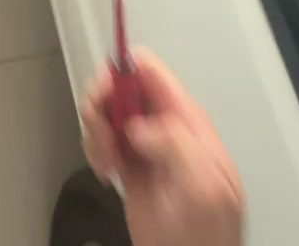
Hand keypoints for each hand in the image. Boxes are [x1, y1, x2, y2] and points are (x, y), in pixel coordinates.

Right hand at [81, 50, 243, 245]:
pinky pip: (99, 138)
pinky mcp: (127, 163)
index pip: (148, 69)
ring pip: (105, 109)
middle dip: (101, 104)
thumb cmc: (204, 234)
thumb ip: (177, 145)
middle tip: (103, 136)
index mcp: (185, 119)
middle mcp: (162, 123)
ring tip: (106, 163)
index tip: (107, 100)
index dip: (121, 73)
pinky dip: (94, 150)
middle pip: (119, 84)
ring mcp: (144, 143)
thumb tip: (137, 127)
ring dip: (95, 130)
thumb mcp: (204, 189)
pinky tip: (106, 175)